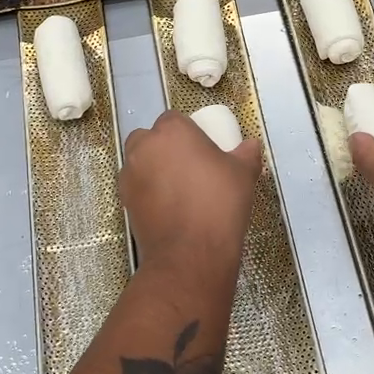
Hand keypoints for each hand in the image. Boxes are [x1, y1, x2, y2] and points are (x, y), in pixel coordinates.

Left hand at [120, 111, 262, 278]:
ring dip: (153, 170)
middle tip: (189, 170)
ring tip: (178, 192)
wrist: (190, 252)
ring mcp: (129, 174)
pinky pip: (136, 187)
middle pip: (150, 139)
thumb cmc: (219, 204)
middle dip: (165, 149)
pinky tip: (167, 210)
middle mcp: (144, 146)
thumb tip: (250, 145)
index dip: (188, 134)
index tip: (202, 152)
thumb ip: (246, 154)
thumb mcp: (243, 175)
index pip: (174, 120)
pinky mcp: (123, 200)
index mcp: (172, 131)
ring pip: (140, 162)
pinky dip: (147, 193)